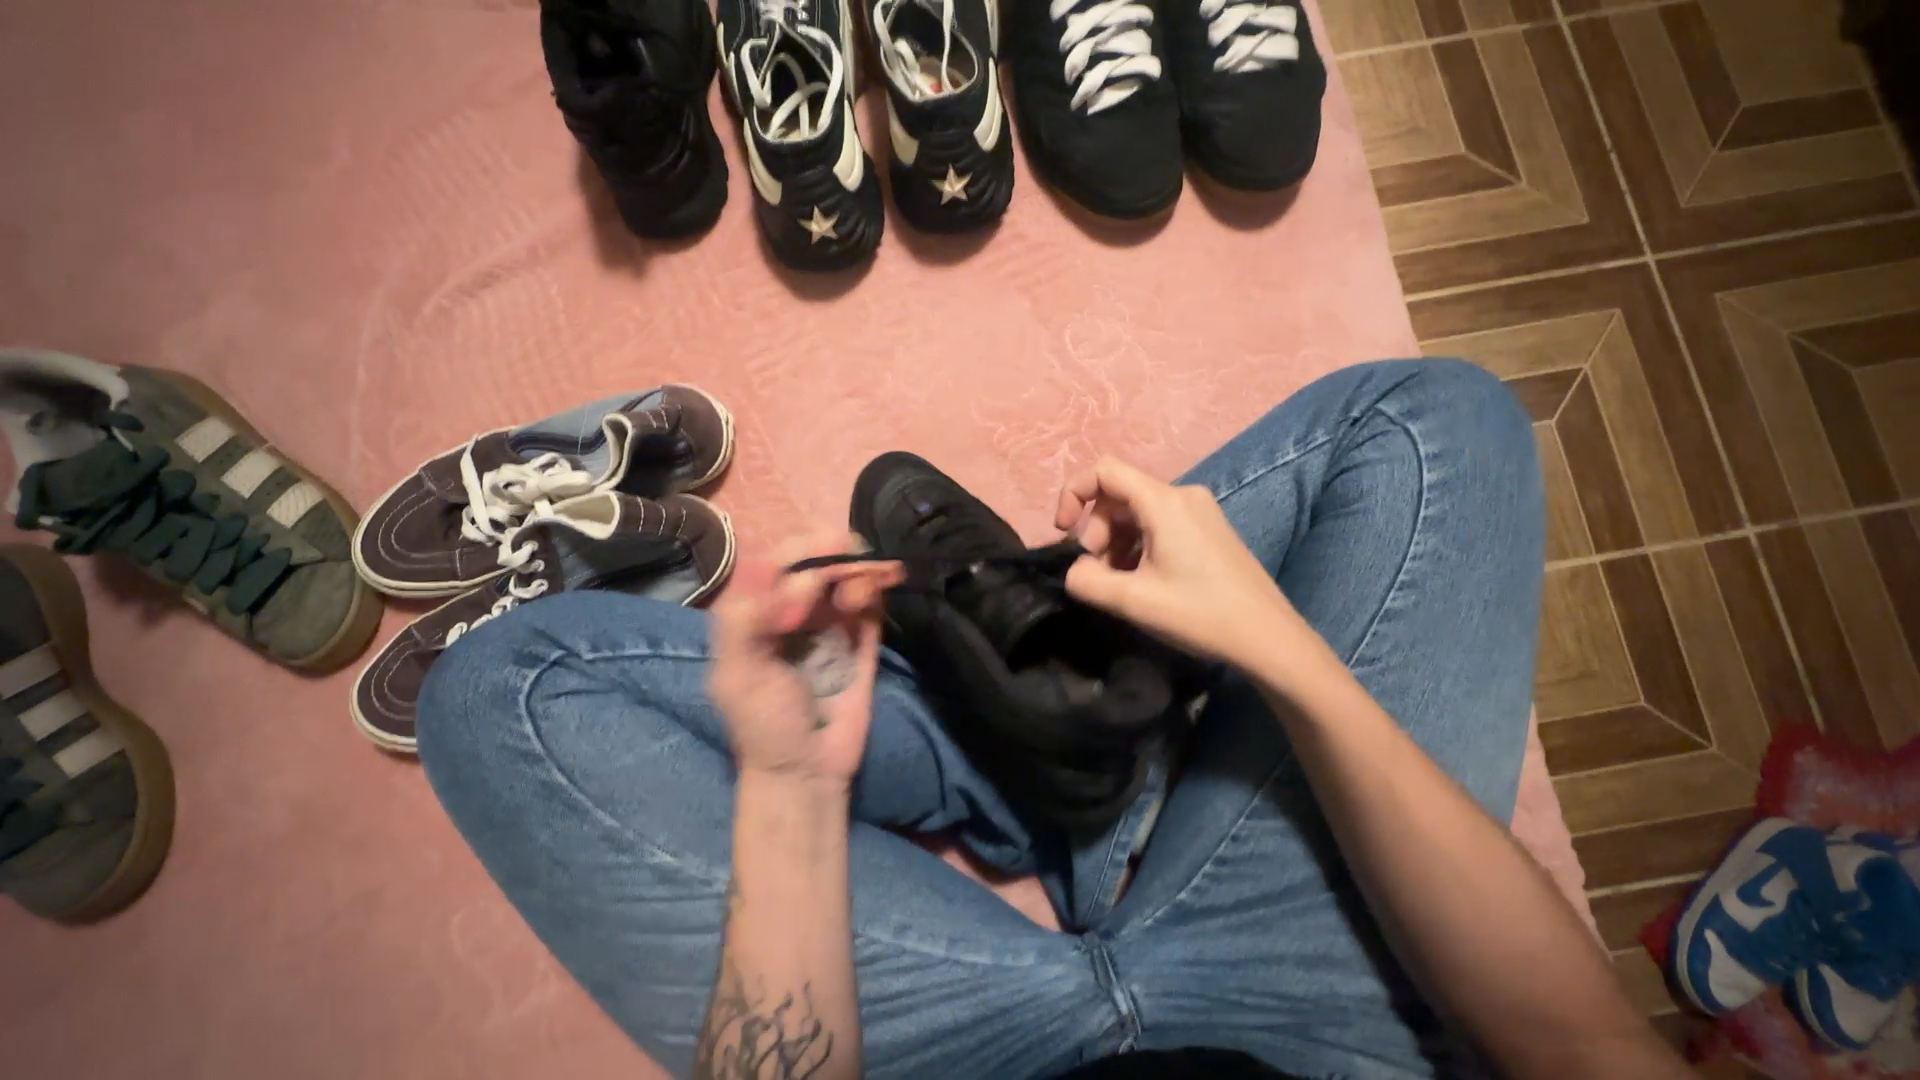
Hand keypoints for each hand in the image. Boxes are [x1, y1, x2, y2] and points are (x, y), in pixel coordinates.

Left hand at [707, 532, 902, 788]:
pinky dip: (876, 588)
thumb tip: (793, 584)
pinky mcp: (862, 640)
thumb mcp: (736, 676)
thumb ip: (746, 622)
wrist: (807, 772)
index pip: (774, 562)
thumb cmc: (762, 726)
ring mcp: (830, 623)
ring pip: (846, 575)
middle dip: (833, 553)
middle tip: (850, 562)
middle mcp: (793, 610)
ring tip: (859, 597)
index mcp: (755, 612)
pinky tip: (881, 587)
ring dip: (858, 570)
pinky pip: (872, 603)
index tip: (811, 573)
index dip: (796, 554)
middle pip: (815, 561)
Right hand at [1054, 457, 1301, 668]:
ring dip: (1116, 544)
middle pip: (1119, 496)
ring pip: (1137, 513)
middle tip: (1098, 573)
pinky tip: (1144, 583)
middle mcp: (1183, 496)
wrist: (1269, 638)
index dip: (1073, 495)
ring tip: (1120, 585)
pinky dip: (1138, 547)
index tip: (1065, 534)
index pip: (1104, 471)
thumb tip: (1075, 570)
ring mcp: (1199, 512)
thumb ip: (1087, 580)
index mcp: (1164, 502)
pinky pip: (1159, 525)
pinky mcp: (1208, 531)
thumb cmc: (1201, 615)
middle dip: (1097, 531)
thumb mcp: (1133, 601)